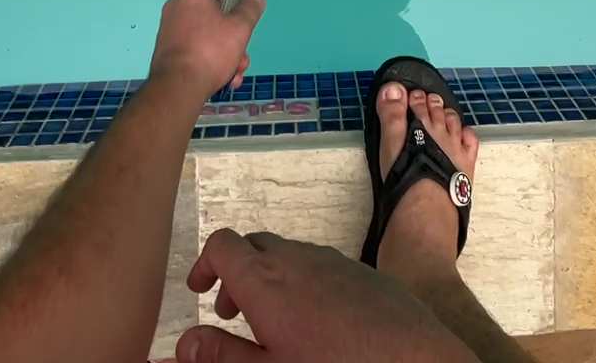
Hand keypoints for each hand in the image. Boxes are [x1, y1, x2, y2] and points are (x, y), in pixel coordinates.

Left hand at [149, 0, 264, 99]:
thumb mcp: (240, 28)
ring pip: (207, 34)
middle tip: (243, 49)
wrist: (177, 88)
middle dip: (234, 33)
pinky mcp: (167, 51)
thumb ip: (250, 8)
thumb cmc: (211, 51)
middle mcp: (177, 7)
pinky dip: (210, 60)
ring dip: (226, 52)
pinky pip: (195, 48)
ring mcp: (170, 29)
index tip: (244, 6)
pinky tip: (224, 80)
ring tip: (236, 72)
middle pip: (214, 12)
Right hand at [176, 231, 476, 362]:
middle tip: (230, 313)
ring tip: (270, 323)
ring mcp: (331, 260)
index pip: (223, 244)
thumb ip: (223, 356)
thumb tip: (184, 342)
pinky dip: (302, 281)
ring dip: (269, 277)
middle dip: (235, 271)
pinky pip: (319, 264)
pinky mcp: (360, 271)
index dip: (204, 263)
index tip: (198, 291)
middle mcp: (296, 258)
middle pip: (254, 245)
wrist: (411, 360)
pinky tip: (314, 323)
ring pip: (288, 254)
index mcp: (265, 280)